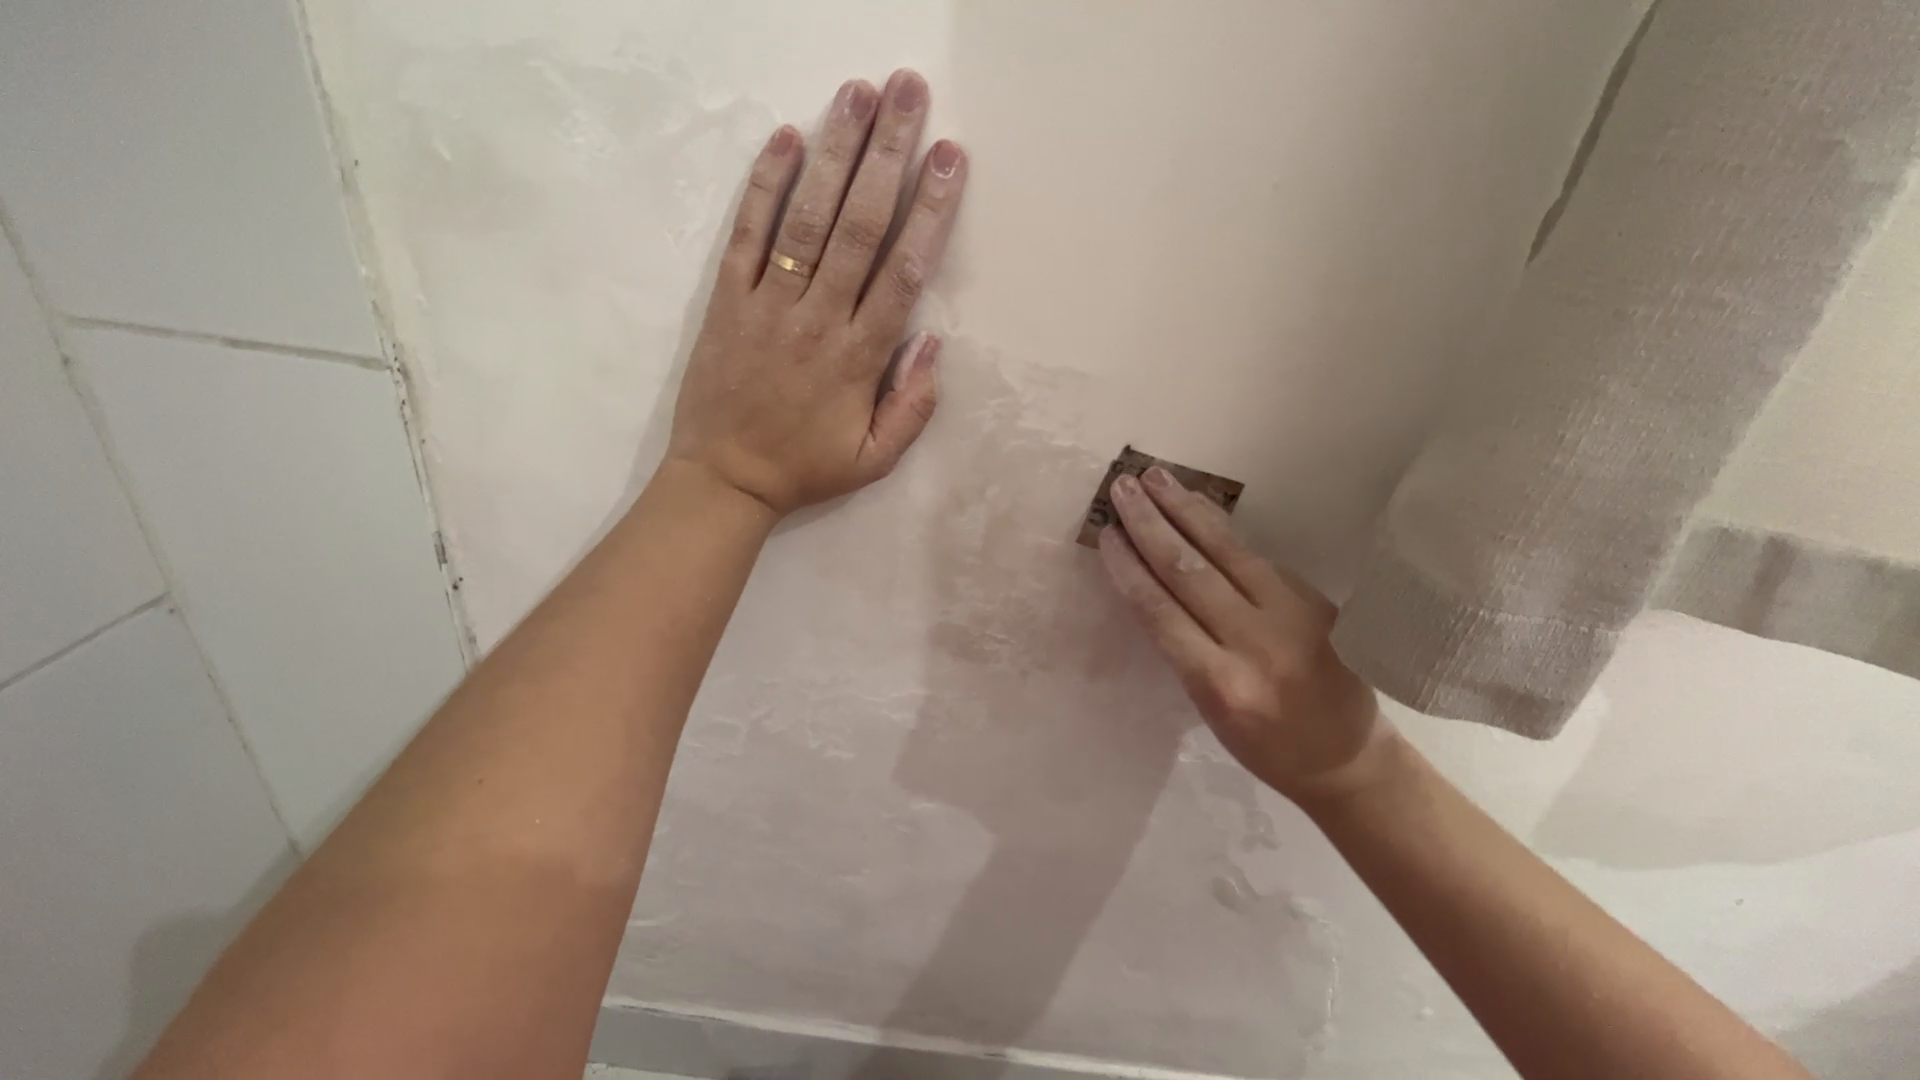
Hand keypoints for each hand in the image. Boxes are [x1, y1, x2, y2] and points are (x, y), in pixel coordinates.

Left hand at [666, 70, 968, 514]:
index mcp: (859, 358)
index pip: (903, 272)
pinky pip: (746, 237)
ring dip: (833, 154)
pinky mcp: (727, 300)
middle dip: (888, 155)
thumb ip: (913, 407)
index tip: (950, 158)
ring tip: (856, 95)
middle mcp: (818, 320)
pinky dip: (764, 188)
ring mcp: (769, 305)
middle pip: (859, 227)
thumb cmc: (806, 467)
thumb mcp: (875, 459)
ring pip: (806, 221)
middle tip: (909, 93)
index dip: (929, 211)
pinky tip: (785, 139)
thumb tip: (935, 343)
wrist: (724, 478)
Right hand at [1098, 467, 1382, 802]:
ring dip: (1186, 510)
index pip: (1160, 612)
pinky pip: (1257, 557)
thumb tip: (1158, 583)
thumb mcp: (1209, 710)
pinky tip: (1199, 508)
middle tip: (1124, 487)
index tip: (1107, 534)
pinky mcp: (1315, 599)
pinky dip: (1221, 529)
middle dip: (1151, 525)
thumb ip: (1186, 648)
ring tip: (1157, 478)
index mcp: (1221, 683)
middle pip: (1190, 571)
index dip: (1129, 568)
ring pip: (1226, 551)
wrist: (1350, 759)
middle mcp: (1254, 643)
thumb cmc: (1266, 748)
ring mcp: (1292, 615)